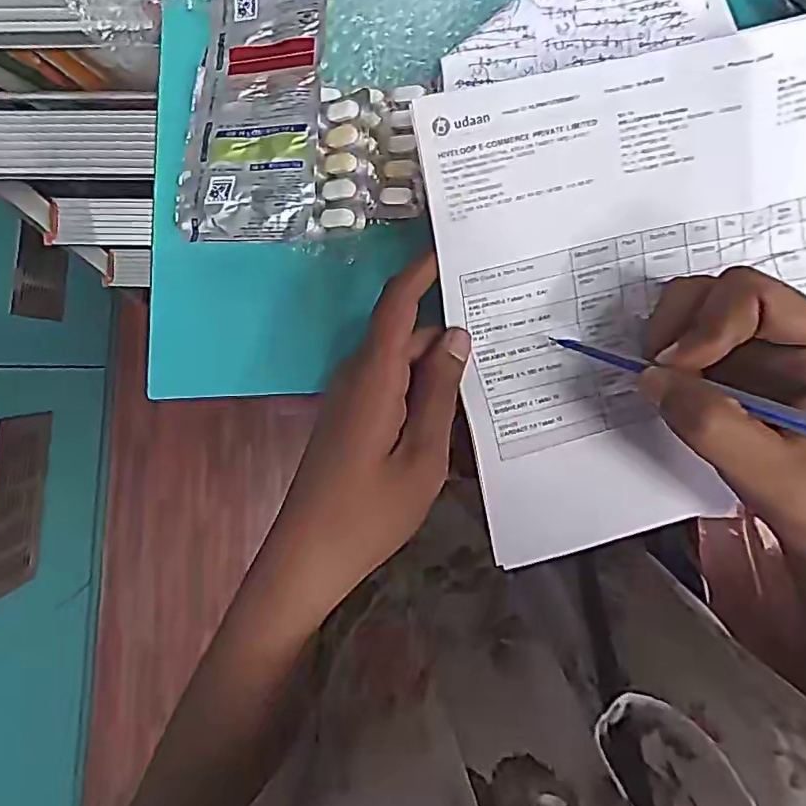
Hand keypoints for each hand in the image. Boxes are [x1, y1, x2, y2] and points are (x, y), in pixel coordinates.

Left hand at [262, 251, 470, 606]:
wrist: (308, 555)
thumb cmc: (369, 512)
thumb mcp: (421, 456)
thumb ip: (438, 392)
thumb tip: (456, 336)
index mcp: (373, 377)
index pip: (396, 306)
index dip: (420, 273)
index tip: (448, 251)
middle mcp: (355, 377)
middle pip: (404, 337)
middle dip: (445, 335)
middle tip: (497, 339)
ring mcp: (348, 398)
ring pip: (398, 364)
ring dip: (434, 368)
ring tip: (483, 384)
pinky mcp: (347, 418)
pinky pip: (388, 387)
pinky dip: (418, 389)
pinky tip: (448, 415)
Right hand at [639, 266, 805, 543]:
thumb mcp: (774, 475)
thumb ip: (712, 425)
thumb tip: (654, 379)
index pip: (758, 297)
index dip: (708, 325)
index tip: (678, 368)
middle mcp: (802, 339)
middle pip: (723, 292)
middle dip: (681, 326)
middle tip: (662, 372)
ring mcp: (767, 351)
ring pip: (700, 308)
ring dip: (669, 339)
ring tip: (666, 383)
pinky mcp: (738, 368)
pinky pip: (689, 338)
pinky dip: (666, 357)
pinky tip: (672, 391)